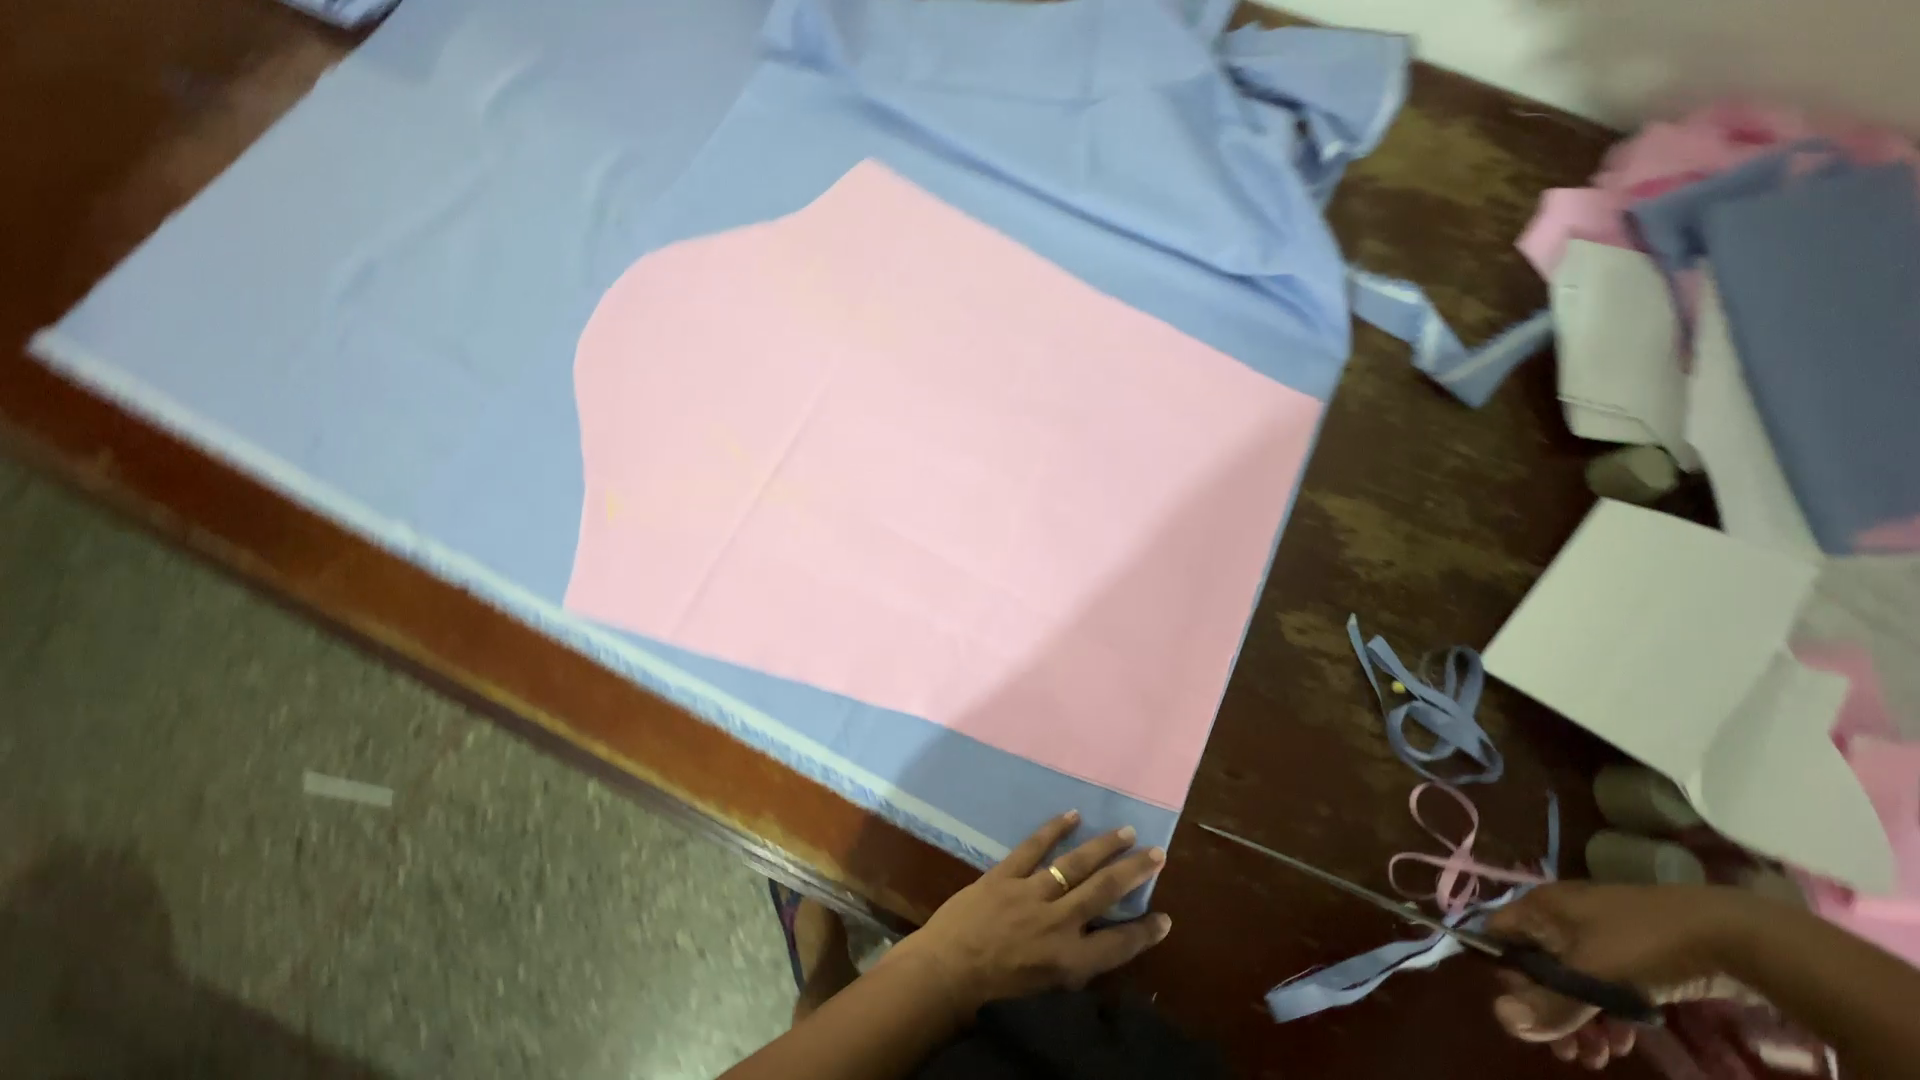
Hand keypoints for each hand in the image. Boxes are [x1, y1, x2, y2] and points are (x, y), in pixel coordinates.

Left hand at [884, 811, 1171, 1019]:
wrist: (946, 973)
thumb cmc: (995, 992)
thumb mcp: (1046, 988)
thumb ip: (1073, 962)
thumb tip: (1096, 939)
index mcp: (1070, 961)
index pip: (1119, 943)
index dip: (1146, 932)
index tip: (1166, 918)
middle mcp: (1058, 923)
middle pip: (1105, 891)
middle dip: (1134, 871)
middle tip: (1157, 854)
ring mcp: (1031, 894)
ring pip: (1076, 864)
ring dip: (1104, 846)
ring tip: (1126, 832)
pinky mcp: (1005, 875)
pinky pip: (1033, 847)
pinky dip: (1054, 829)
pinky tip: (1072, 815)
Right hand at [1485, 882, 1759, 1067]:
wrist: (1731, 934)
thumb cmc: (1645, 945)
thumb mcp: (1593, 976)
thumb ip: (1549, 1002)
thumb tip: (1503, 1019)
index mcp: (1541, 909)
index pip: (1498, 940)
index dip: (1507, 979)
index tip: (1534, 1016)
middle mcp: (1561, 916)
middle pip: (1537, 967)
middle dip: (1551, 1013)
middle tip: (1571, 1053)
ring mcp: (1598, 933)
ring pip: (1573, 980)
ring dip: (1581, 1020)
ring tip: (1602, 1056)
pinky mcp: (1632, 952)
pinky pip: (1603, 983)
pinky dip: (1608, 1012)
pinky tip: (1626, 1040)